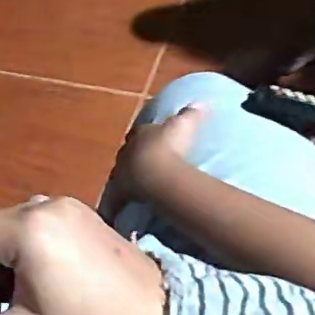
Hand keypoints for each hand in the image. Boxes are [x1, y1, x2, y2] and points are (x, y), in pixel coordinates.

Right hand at [0, 197, 165, 314]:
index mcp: (27, 227)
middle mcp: (44, 204)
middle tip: (6, 308)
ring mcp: (68, 205)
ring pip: (7, 230)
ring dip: (4, 263)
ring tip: (31, 299)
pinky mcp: (84, 214)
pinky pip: (35, 227)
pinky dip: (28, 253)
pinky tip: (50, 285)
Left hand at [100, 103, 207, 218]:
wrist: (155, 171)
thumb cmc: (170, 145)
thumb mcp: (184, 124)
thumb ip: (191, 113)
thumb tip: (202, 101)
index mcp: (139, 135)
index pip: (138, 133)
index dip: (143, 136)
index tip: (148, 139)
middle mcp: (126, 152)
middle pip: (126, 153)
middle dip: (132, 157)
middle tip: (140, 164)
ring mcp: (120, 173)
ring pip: (118, 175)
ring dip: (124, 179)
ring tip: (132, 186)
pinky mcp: (118, 193)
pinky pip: (114, 201)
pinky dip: (113, 206)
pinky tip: (113, 213)